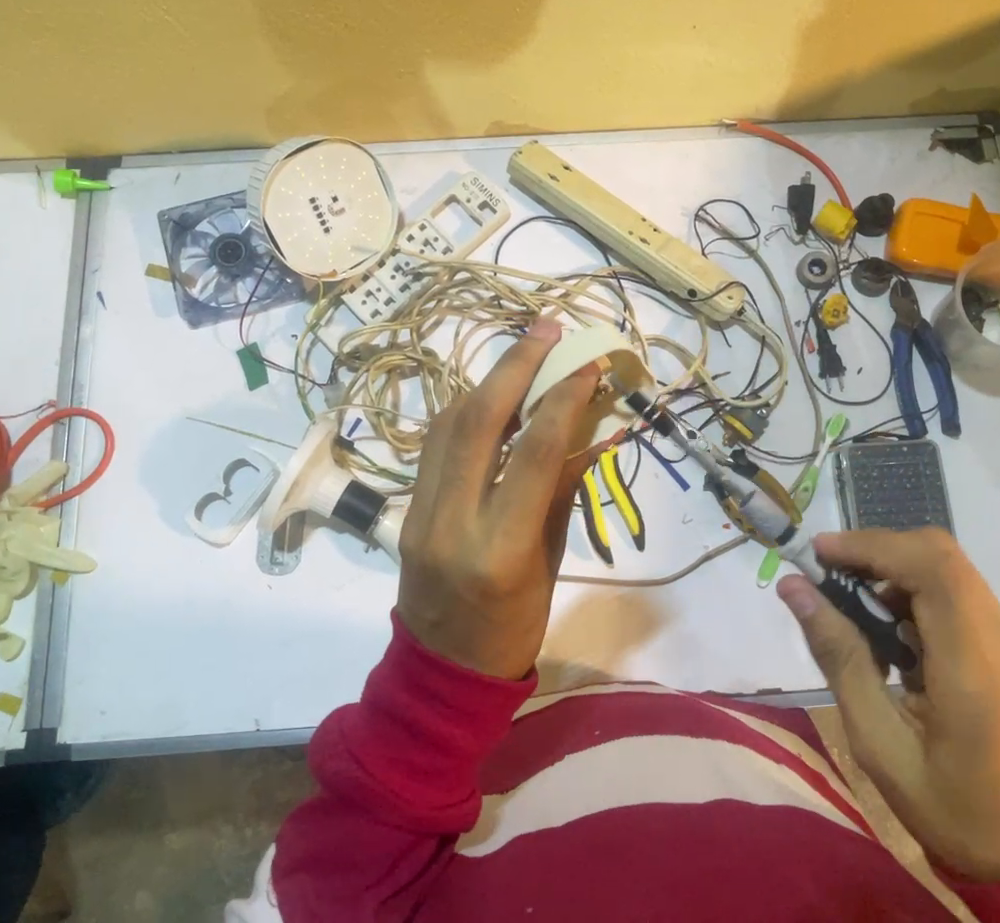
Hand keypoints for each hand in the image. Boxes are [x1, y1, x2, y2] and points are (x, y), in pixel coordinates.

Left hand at [396, 317, 598, 678]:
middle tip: (547, 329)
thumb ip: (563, 491)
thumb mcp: (551, 563)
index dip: (564, 398)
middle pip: (478, 421)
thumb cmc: (514, 628)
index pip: (535, 452)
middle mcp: (452, 521)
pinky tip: (491, 396)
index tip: (589, 364)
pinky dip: (465, 410)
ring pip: (448, 424)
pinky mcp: (407, 507)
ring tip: (523, 355)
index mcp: (500, 547)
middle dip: (515, 366)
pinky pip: (435, 443)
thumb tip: (591, 428)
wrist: (443, 670)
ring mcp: (420, 512)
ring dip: (488, 381)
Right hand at [777, 529, 999, 880]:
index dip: (872, 544)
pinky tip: (901, 649)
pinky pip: (969, 605)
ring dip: (898, 581)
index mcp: (978, 670)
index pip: (933, 566)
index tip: (819, 552)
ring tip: (859, 624)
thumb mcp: (878, 745)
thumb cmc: (951, 812)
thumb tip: (795, 589)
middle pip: (943, 560)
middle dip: (878, 557)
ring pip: (954, 579)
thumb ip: (840, 658)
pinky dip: (924, 605)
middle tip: (830, 582)